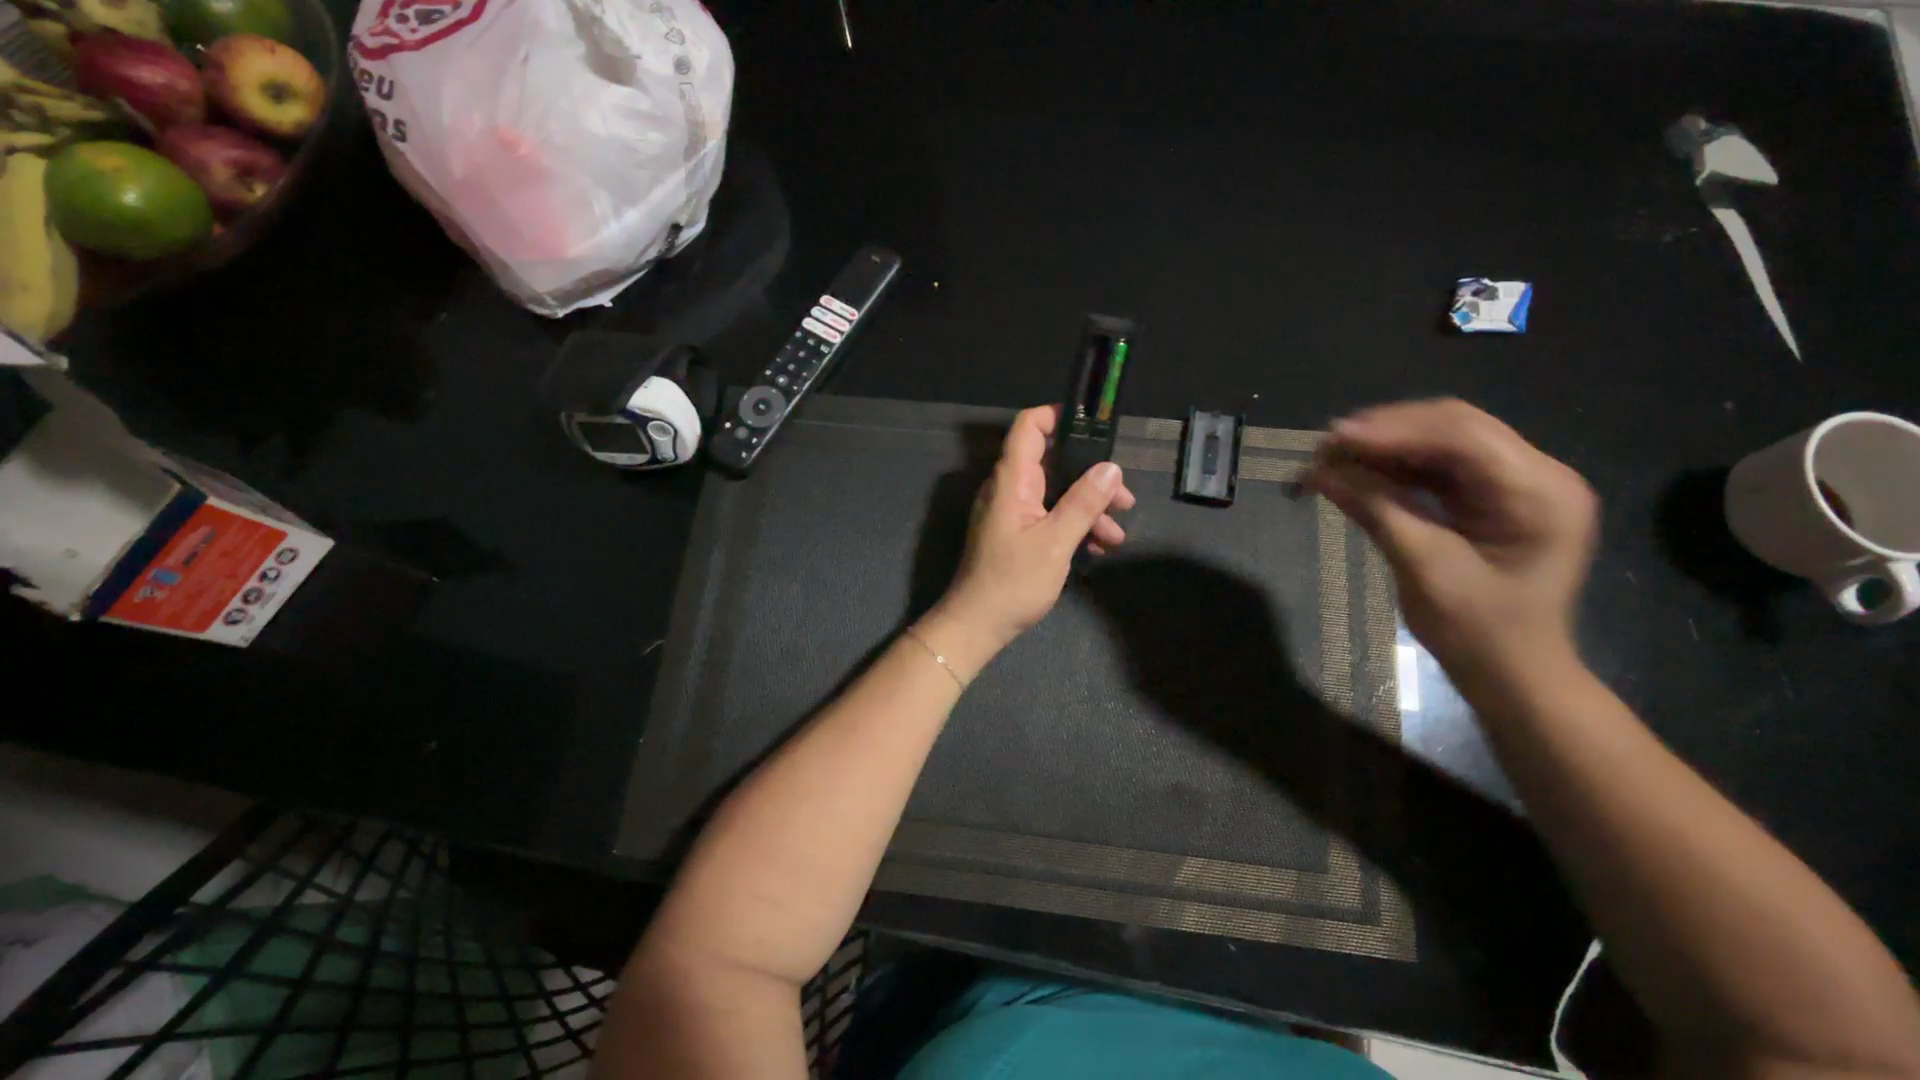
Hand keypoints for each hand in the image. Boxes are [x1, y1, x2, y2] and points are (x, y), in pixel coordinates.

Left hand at [921, 406, 1135, 671]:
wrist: (977, 626)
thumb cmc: (1013, 582)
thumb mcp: (1055, 542)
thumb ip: (1083, 503)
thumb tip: (1110, 468)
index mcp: (1011, 481)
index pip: (1028, 428)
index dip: (1058, 417)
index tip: (1095, 428)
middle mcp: (1009, 489)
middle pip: (1053, 462)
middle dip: (1091, 477)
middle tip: (1124, 500)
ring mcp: (1012, 512)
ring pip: (1056, 494)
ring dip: (1089, 509)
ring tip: (1117, 536)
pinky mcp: (1017, 534)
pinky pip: (1050, 517)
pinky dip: (1074, 526)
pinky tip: (1098, 549)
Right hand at [1306, 398, 1597, 682]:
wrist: (1515, 675)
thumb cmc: (1477, 632)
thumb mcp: (1424, 569)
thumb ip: (1377, 510)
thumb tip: (1321, 471)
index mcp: (1540, 492)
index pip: (1464, 438)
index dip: (1394, 431)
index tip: (1335, 438)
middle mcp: (1541, 474)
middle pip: (1457, 427)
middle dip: (1389, 432)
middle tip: (1327, 445)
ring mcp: (1522, 482)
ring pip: (1448, 439)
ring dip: (1391, 444)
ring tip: (1336, 455)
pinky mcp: (1501, 495)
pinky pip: (1447, 463)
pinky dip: (1402, 463)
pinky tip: (1365, 469)